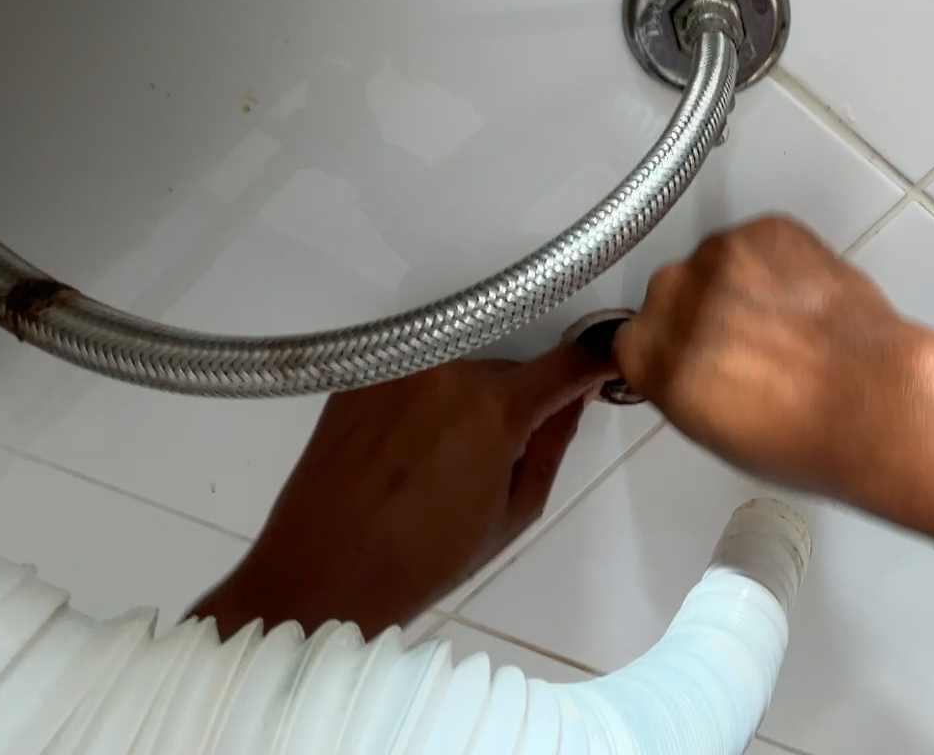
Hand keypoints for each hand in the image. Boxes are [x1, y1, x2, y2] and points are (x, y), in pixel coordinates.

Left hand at [190, 343, 613, 636]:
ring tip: (442, 451)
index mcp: (495, 408)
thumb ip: (554, 442)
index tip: (615, 356)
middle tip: (499, 450)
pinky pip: (424, 371)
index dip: (599, 358)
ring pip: (468, 368)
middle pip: (513, 369)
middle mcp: (450, 369)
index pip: (569, 363)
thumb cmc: (427, 558)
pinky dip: (432, 395)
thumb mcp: (516, 511)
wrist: (319, 577)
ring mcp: (403, 366)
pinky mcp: (366, 373)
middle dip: (520, 398)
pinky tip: (408, 442)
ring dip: (474, 396)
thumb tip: (576, 395)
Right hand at [613, 216, 921, 498]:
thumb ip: (681, 383)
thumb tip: (688, 364)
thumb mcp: (713, 431)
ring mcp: (722, 258)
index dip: (671, 343)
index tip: (693, 349)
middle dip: (704, 308)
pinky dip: (780, 261)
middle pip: (673, 291)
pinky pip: (761, 241)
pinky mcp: (767, 232)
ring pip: (717, 261)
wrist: (873, 399)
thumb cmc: (806, 435)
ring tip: (788, 321)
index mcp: (650, 355)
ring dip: (743, 282)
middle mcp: (675, 298)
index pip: (634, 335)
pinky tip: (806, 298)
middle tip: (750, 339)